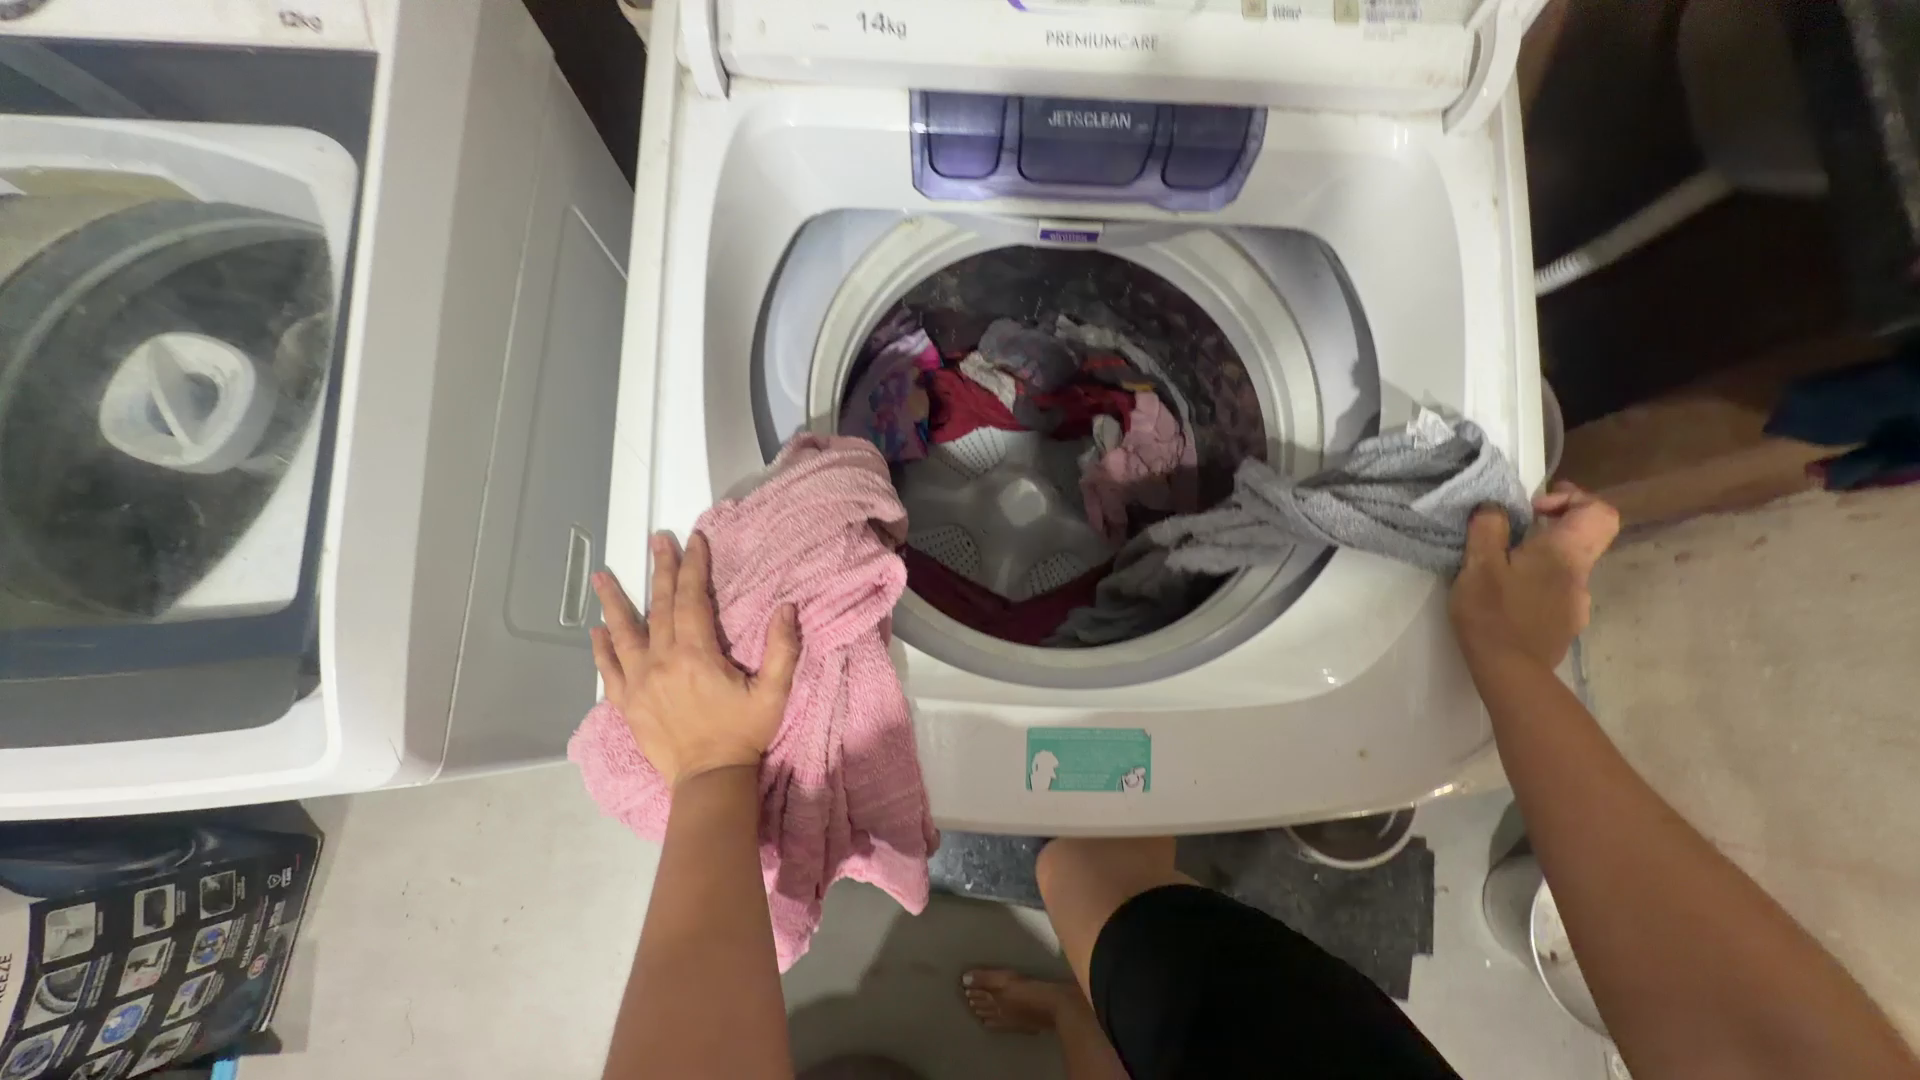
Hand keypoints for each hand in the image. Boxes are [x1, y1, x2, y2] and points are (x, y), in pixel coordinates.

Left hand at [590, 532, 801, 788]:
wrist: (709, 779)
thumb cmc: (744, 734)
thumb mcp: (774, 693)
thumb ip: (782, 649)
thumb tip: (787, 607)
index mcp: (696, 654)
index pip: (692, 599)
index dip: (693, 567)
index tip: (693, 541)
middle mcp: (662, 661)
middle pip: (659, 606)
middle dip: (660, 570)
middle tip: (656, 540)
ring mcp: (639, 682)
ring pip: (624, 632)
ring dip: (614, 602)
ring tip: (601, 576)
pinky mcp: (627, 703)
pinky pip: (609, 670)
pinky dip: (602, 648)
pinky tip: (596, 631)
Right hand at [1450, 482, 1619, 669]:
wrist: (1510, 670)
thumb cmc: (1493, 613)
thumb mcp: (1479, 564)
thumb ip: (1488, 529)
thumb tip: (1495, 506)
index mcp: (1565, 553)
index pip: (1599, 511)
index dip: (1572, 498)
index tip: (1534, 507)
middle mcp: (1581, 574)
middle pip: (1582, 538)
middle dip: (1549, 528)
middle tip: (1510, 533)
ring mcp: (1577, 602)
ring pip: (1566, 567)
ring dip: (1538, 559)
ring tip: (1500, 571)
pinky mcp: (1565, 623)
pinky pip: (1556, 591)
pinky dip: (1536, 585)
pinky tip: (1507, 600)